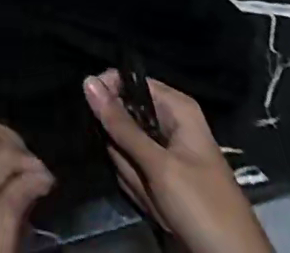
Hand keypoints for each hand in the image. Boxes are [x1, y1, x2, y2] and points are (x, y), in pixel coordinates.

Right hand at [85, 71, 272, 252]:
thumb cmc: (201, 205)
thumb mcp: (159, 165)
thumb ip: (121, 125)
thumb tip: (88, 82)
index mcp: (177, 108)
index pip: (132, 82)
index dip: (109, 91)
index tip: (88, 109)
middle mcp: (170, 124)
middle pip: (125, 121)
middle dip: (125, 151)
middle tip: (145, 173)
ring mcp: (164, 153)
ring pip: (126, 152)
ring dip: (134, 177)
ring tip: (158, 197)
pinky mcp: (161, 178)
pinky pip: (134, 174)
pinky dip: (141, 192)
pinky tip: (160, 208)